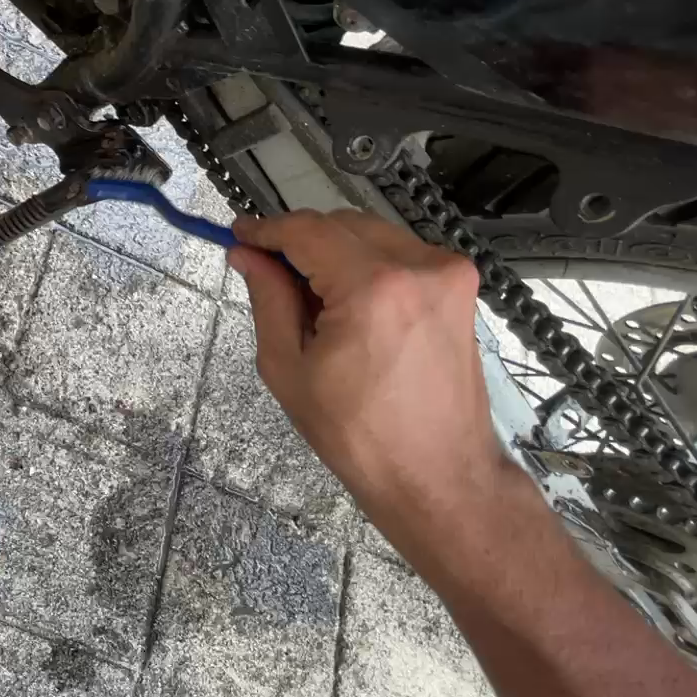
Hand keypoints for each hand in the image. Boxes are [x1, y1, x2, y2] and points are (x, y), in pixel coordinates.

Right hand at [228, 211, 521, 568]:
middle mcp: (421, 268)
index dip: (265, 229)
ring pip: (369, 234)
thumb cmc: (354, 430)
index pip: (307, 231)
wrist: (436, 471)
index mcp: (374, 288)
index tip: (236, 233)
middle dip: (296, 240)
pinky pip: (397, 254)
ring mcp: (448, 275)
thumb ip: (267, 298)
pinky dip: (361, 263)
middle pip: (339, 224)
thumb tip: (246, 256)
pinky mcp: (459, 288)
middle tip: (261, 269)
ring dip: (328, 250)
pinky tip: (341, 302)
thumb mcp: (287, 365)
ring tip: (302, 294)